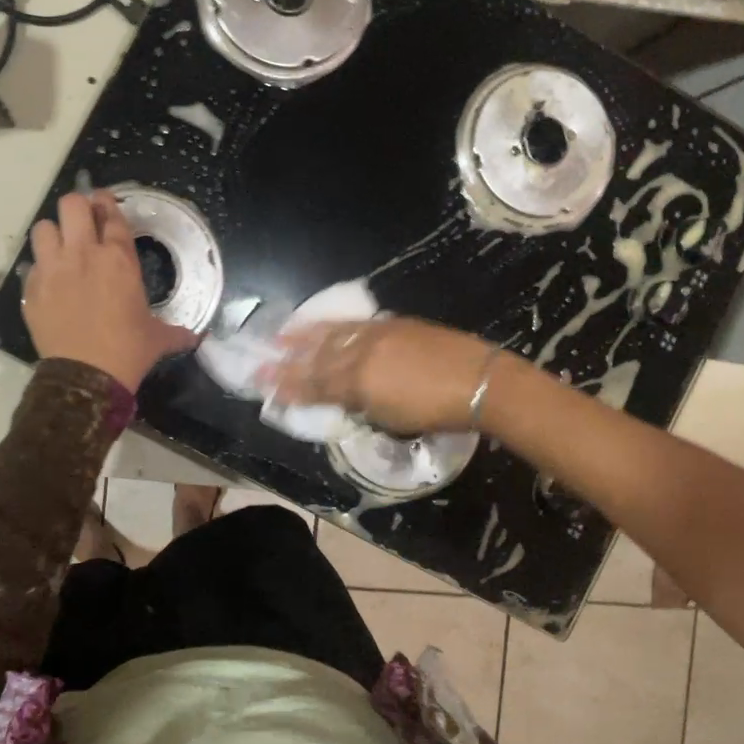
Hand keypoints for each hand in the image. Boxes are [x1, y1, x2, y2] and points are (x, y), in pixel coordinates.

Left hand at [22, 190, 198, 391]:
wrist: (86, 377)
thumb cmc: (128, 352)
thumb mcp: (157, 338)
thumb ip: (176, 332)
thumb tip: (196, 337)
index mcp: (119, 260)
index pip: (111, 215)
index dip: (107, 204)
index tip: (104, 205)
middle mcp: (84, 254)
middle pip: (72, 204)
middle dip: (78, 208)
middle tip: (83, 222)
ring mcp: (53, 269)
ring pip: (44, 227)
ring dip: (53, 233)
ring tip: (60, 248)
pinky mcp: (31, 288)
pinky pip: (31, 264)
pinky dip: (39, 269)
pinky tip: (48, 282)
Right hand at [266, 317, 510, 434]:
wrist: (480, 381)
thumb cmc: (438, 412)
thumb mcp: (393, 419)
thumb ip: (362, 405)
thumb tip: (345, 397)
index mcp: (359, 382)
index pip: (314, 384)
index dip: (288, 385)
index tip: (263, 384)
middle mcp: (362, 354)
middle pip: (317, 357)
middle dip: (288, 361)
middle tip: (262, 360)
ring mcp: (379, 334)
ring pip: (333, 335)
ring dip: (306, 337)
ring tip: (283, 335)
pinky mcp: (396, 324)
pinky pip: (354, 324)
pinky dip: (334, 326)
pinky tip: (326, 327)